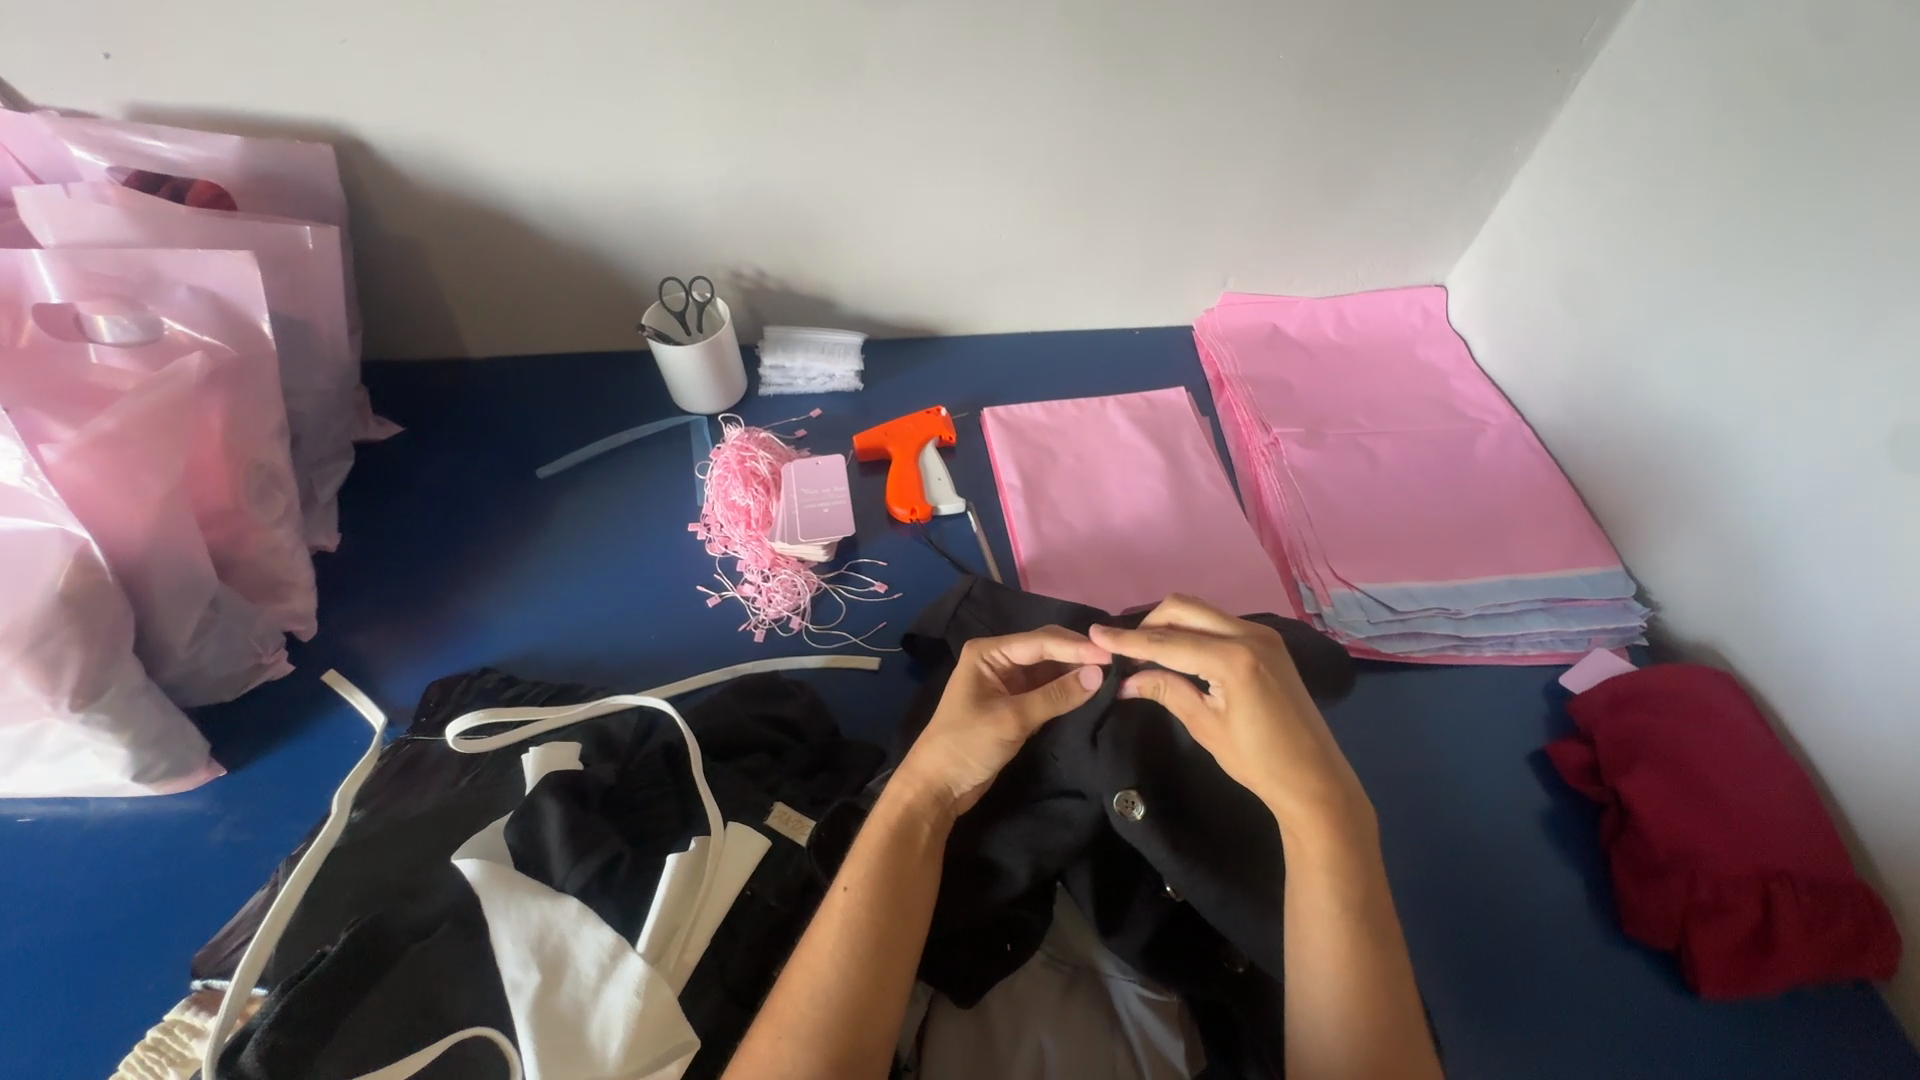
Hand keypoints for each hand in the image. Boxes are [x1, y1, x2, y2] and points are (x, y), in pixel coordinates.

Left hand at [894, 626, 1110, 819]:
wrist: (938, 785)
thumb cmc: (967, 744)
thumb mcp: (1012, 719)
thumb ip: (1055, 696)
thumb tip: (1099, 675)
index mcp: (988, 652)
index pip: (1040, 642)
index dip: (1076, 646)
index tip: (1111, 654)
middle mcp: (998, 660)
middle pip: (1046, 649)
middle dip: (1078, 654)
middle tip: (1116, 662)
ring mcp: (1006, 682)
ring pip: (1049, 669)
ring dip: (1075, 672)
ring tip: (1111, 674)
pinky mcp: (1014, 704)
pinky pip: (1046, 689)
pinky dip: (1066, 690)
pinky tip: (1090, 690)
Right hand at [1088, 596, 1375, 849]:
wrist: (1315, 779)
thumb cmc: (1258, 762)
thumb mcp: (1205, 726)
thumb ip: (1166, 690)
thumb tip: (1126, 679)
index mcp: (1233, 658)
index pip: (1167, 641)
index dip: (1127, 640)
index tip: (1094, 634)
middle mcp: (1249, 635)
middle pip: (1182, 609)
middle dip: (1148, 624)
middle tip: (1124, 650)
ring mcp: (1262, 635)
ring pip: (1201, 612)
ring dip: (1169, 625)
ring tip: (1145, 651)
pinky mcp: (1268, 643)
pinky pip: (1219, 623)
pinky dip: (1192, 631)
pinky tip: (1178, 653)